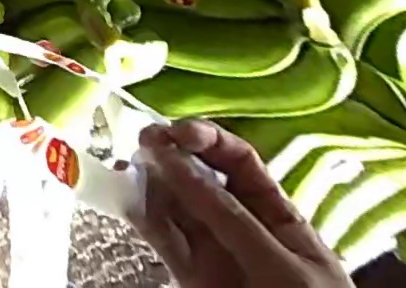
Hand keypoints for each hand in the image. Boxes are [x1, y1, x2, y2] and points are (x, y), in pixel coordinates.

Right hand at [128, 119, 352, 287]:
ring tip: (126, 167)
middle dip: (171, 154)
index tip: (177, 132)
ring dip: (150, 181)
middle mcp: (240, 225)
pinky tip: (125, 198)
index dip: (207, 138)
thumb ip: (228, 216)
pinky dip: (142, 216)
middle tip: (142, 142)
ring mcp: (214, 252)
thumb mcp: (280, 268)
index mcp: (275, 214)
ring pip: (175, 203)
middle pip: (200, 175)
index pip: (238, 159)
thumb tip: (175, 160)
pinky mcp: (191, 277)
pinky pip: (163, 238)